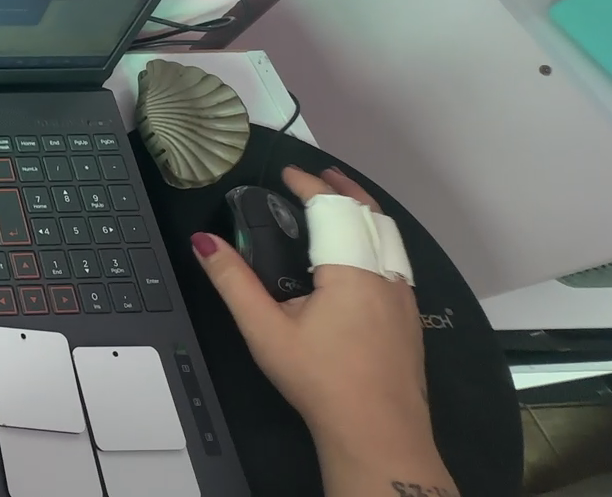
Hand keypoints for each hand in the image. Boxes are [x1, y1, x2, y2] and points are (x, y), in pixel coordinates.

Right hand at [192, 166, 457, 496]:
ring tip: (339, 202)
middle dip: (346, 191)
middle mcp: (387, 281)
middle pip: (374, 220)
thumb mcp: (263, 328)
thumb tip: (203, 240)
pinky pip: (396, 262)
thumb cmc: (320, 380)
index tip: (287, 172)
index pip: (334, 212)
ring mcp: (404, 303)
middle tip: (320, 173)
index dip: (310, 186)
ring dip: (364, 214)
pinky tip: (356, 252)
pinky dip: (374, 239)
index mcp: (353, 275)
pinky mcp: (408, 322)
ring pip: (392, 242)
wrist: (379, 438)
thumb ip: (231, 279)